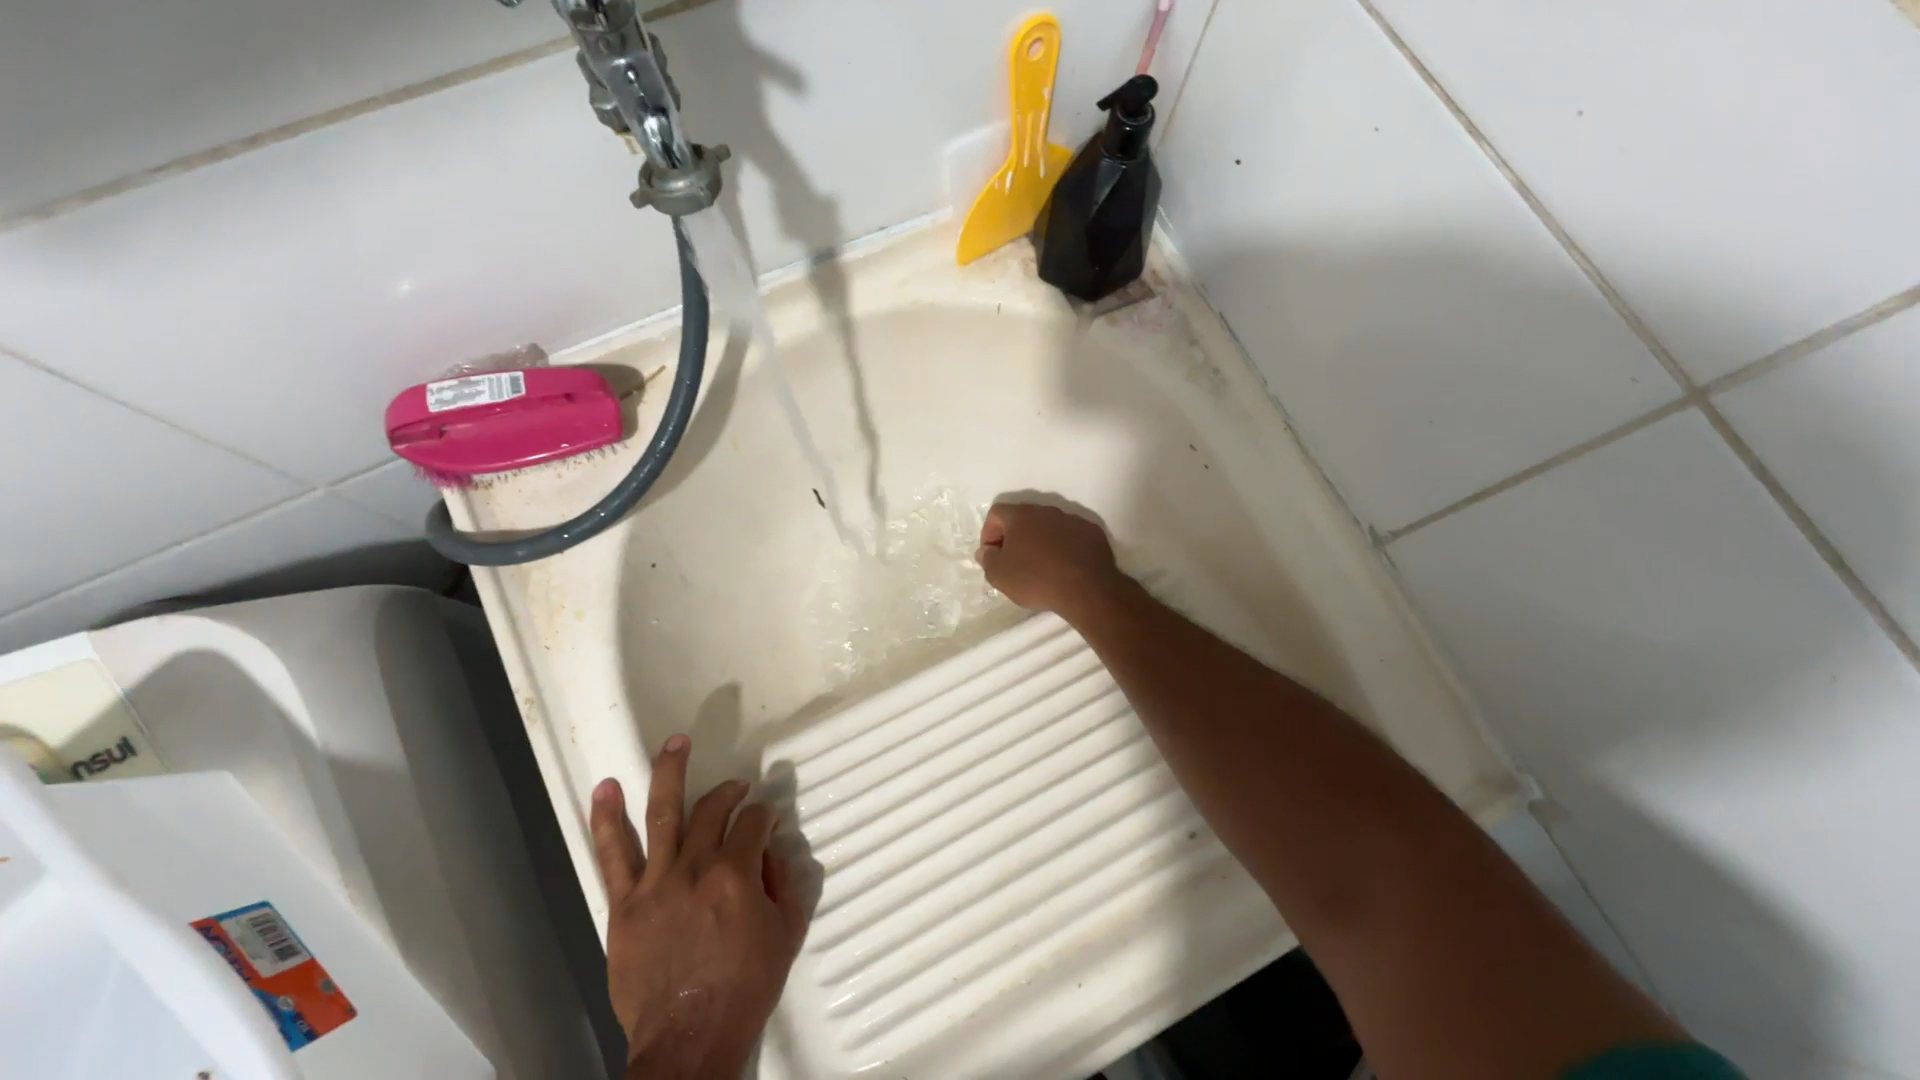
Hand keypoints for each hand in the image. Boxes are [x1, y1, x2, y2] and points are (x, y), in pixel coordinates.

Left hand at [591, 735, 805, 1079]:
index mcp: (736, 875)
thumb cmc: (745, 988)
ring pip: (662, 815)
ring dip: (669, 774)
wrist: (689, 1036)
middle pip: (712, 811)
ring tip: (674, 744)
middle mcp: (695, 868)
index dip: (765, 814)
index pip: (753, 824)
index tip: (767, 817)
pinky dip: (607, 819)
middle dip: (728, 791)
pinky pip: (612, 855)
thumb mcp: (786, 935)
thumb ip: (783, 884)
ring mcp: (655, 883)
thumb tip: (771, 851)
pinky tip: (606, 789)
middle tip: (737, 786)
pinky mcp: (624, 904)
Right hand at [975, 501, 1131, 617]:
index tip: (992, 555)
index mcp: (1021, 515)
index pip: (996, 513)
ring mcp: (1073, 519)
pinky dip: (1064, 547)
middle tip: (1014, 562)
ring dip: (1041, 541)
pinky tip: (1065, 567)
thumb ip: (988, 559)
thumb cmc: (1036, 579)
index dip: (989, 533)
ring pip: (1049, 526)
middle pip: (1023, 518)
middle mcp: (1046, 510)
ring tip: (1042, 567)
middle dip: (1015, 537)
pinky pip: (1072, 536)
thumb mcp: (1000, 576)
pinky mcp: (1093, 532)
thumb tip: (986, 551)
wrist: (1086, 588)